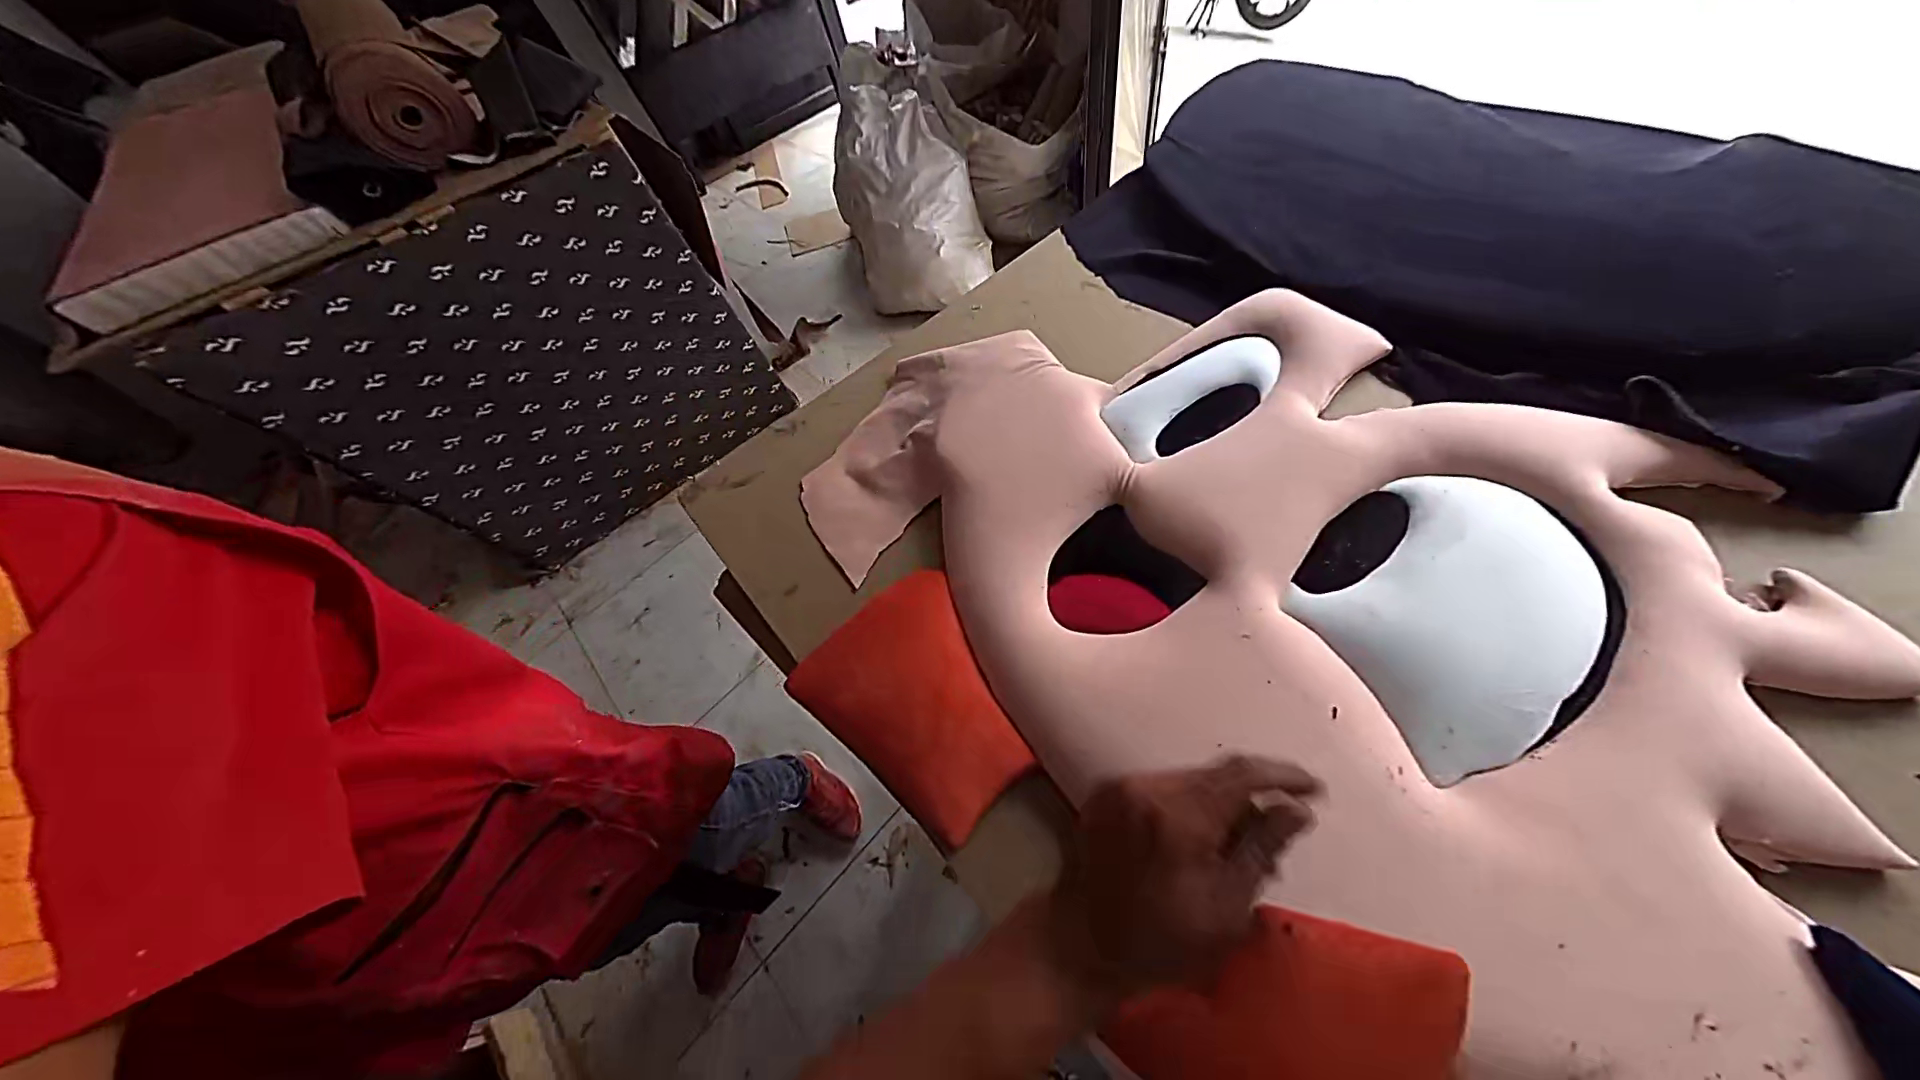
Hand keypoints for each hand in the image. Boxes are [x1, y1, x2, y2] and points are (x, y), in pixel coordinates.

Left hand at [1047, 756, 1321, 998]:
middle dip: (1249, 800)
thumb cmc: (1161, 939)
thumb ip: (1261, 846)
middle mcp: (1146, 788)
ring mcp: (1120, 787)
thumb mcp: (1227, 906)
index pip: (1241, 774)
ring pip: (1187, 779)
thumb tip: (1296, 809)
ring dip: (1216, 803)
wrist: (1083, 941)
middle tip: (1269, 838)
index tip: (1311, 787)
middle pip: (1213, 776)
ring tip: (1229, 848)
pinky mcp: (1104, 793)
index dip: (1282, 775)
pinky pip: (1158, 786)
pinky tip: (1193, 838)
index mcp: (1179, 814)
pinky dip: (1183, 803)